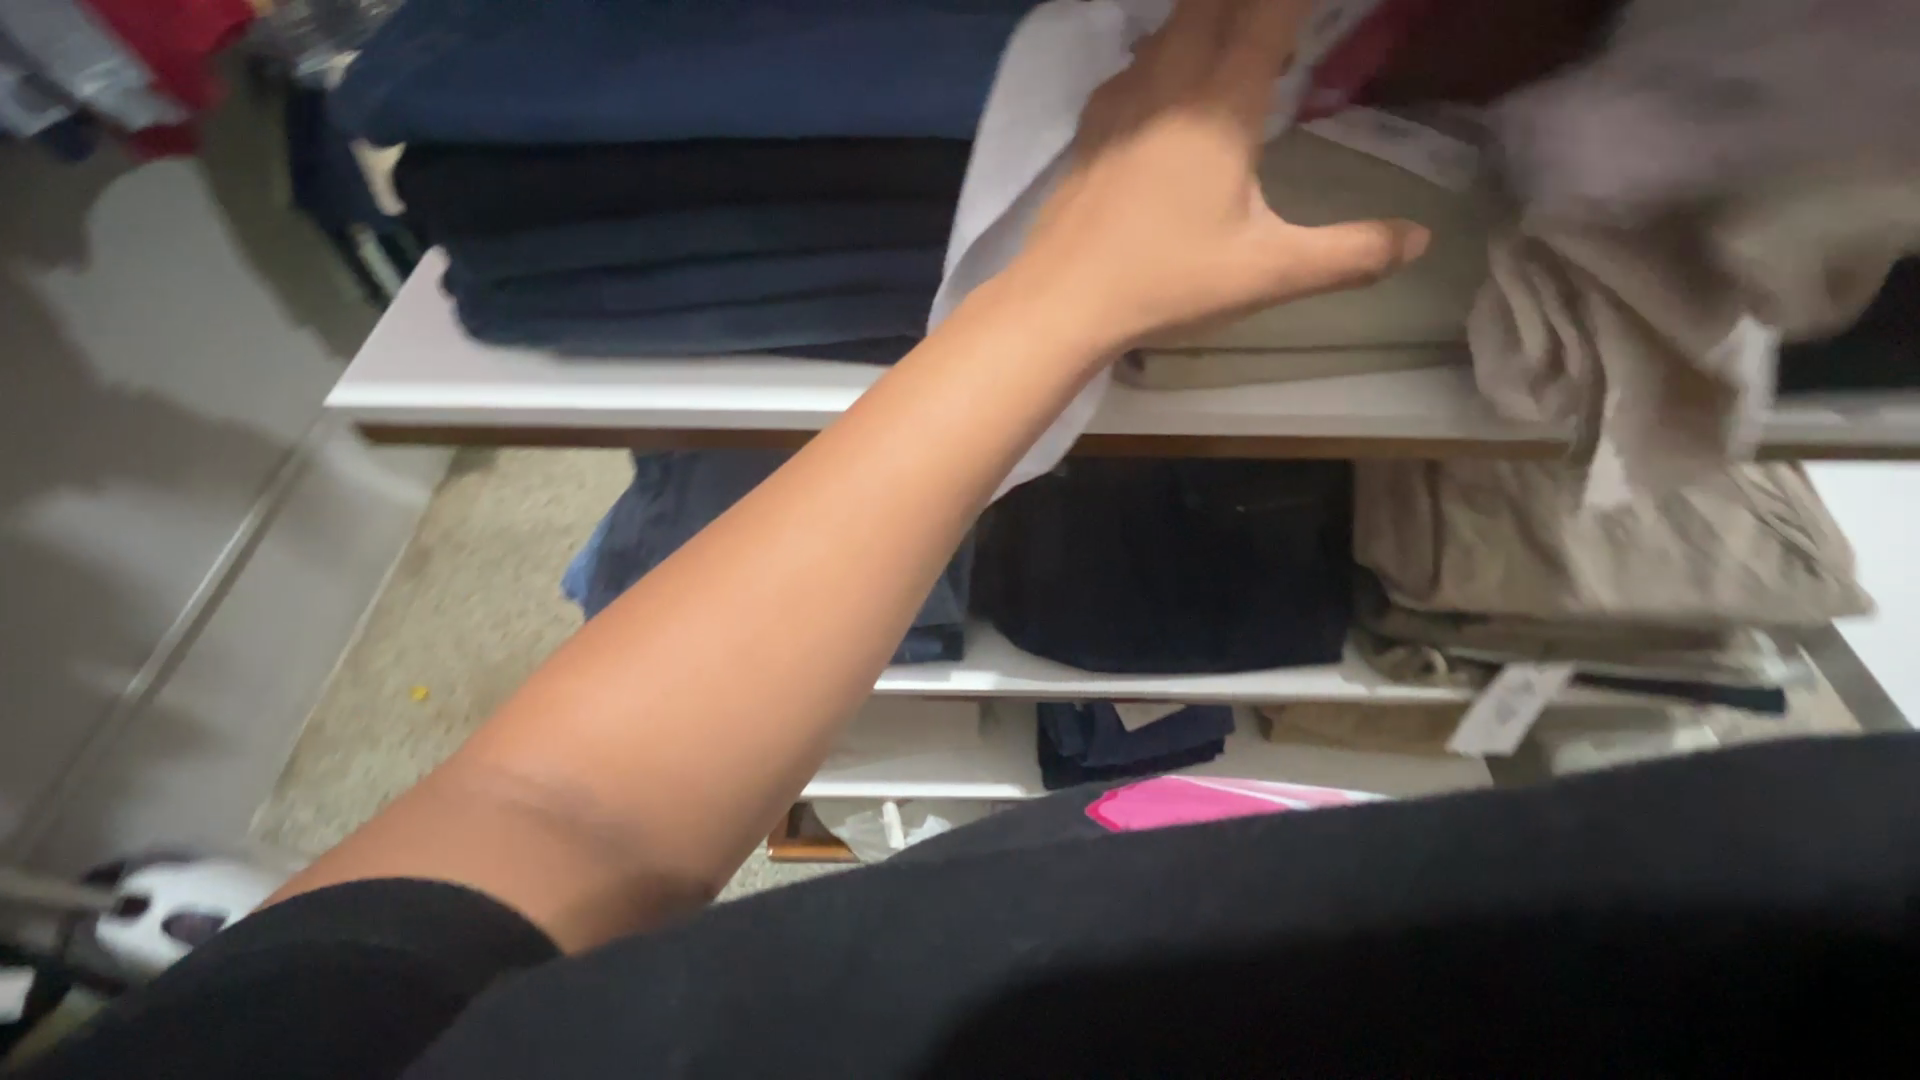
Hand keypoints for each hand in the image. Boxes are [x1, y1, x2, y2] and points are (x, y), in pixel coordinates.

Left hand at [1006, 0, 1430, 353]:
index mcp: (1220, 105)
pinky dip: (1161, 56)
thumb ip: (1348, 254)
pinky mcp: (1088, 130)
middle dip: (1249, 5)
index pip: (1271, 11)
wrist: (1062, 302)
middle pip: (1213, 1)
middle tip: (1273, 25)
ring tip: (1232, 37)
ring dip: (1204, 18)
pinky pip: (1131, 67)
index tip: (1310, 8)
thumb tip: (1419, 239)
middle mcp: (1168, 84)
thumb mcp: (1267, 273)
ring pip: (1168, 28)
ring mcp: (1120, 103)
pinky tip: (1164, 85)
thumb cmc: (1166, 283)